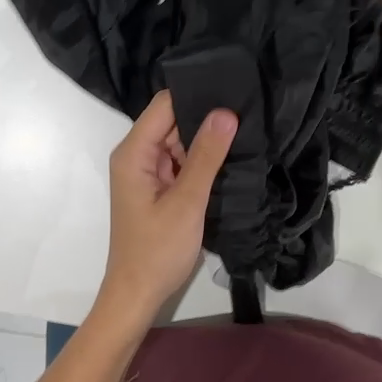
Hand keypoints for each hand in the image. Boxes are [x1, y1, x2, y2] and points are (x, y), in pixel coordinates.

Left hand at [100, 91, 237, 319]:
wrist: (138, 293)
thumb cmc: (158, 249)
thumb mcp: (187, 201)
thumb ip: (206, 156)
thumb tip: (226, 112)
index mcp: (133, 153)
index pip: (164, 105)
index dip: (195, 94)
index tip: (232, 88)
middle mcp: (135, 155)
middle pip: (171, 121)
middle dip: (205, 117)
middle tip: (249, 109)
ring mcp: (146, 172)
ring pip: (178, 142)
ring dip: (205, 141)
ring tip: (248, 130)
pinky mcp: (157, 188)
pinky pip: (179, 162)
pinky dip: (200, 161)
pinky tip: (230, 157)